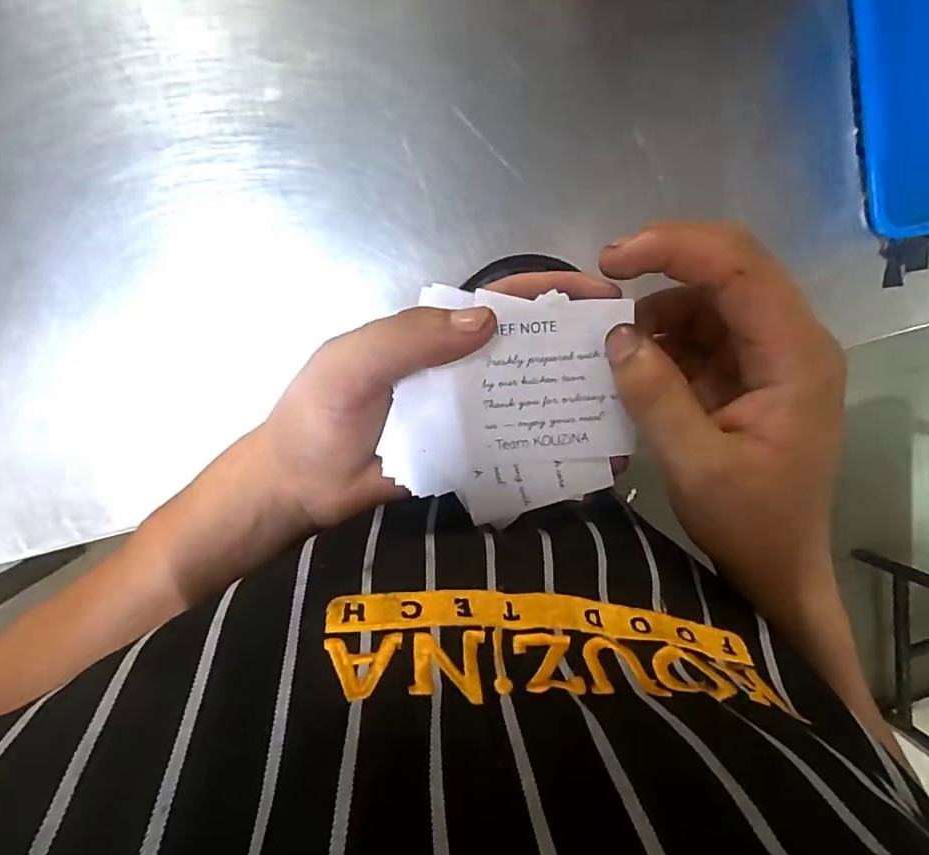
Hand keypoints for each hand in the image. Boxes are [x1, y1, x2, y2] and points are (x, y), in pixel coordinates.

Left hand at [253, 270, 621, 529]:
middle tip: (629, 363)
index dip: (553, 293)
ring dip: (568, 402)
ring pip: (525, 400)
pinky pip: (510, 447)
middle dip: (575, 350)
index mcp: (433, 335)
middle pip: (525, 352)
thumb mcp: (353, 363)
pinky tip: (581, 459)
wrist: (300, 488)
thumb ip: (410, 337)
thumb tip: (489, 321)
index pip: (501, 302)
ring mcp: (463, 417)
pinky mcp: (464, 457)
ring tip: (620, 413)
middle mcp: (457, 371)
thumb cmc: (318, 417)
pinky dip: (543, 448)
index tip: (604, 296)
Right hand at [598, 223, 901, 756]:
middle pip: (732, 271)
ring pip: (714, 303)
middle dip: (666, 265)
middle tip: (603, 280)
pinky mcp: (751, 380)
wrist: (778, 568)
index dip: (674, 248)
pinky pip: (706, 340)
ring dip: (661, 313)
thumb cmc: (750, 525)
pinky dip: (666, 344)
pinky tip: (636, 367)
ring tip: (614, 346)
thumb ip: (656, 398)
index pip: (740, 269)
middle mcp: (792, 344)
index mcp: (795, 357)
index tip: (610, 260)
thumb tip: (617, 337)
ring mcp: (772, 361)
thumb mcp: (696, 468)